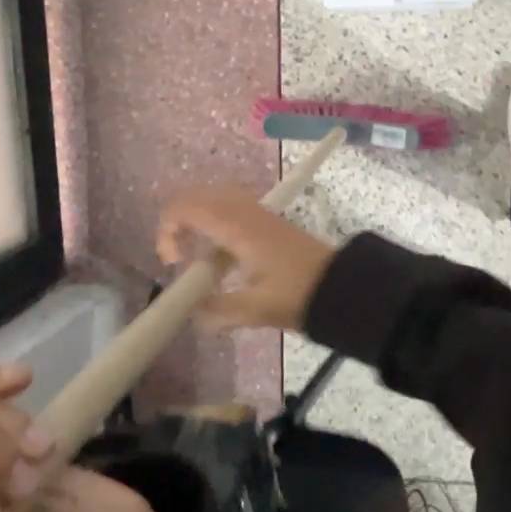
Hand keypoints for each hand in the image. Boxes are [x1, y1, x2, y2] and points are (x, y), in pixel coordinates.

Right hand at [157, 186, 335, 330]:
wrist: (343, 286)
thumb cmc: (298, 294)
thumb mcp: (255, 309)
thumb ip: (218, 312)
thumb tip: (194, 315)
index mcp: (237, 227)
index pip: (185, 206)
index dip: (167, 229)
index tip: (173, 263)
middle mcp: (246, 212)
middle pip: (197, 196)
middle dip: (178, 221)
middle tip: (179, 256)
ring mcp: (260, 214)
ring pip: (216, 199)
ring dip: (197, 221)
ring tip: (198, 258)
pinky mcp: (270, 223)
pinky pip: (233, 209)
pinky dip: (216, 224)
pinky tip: (223, 258)